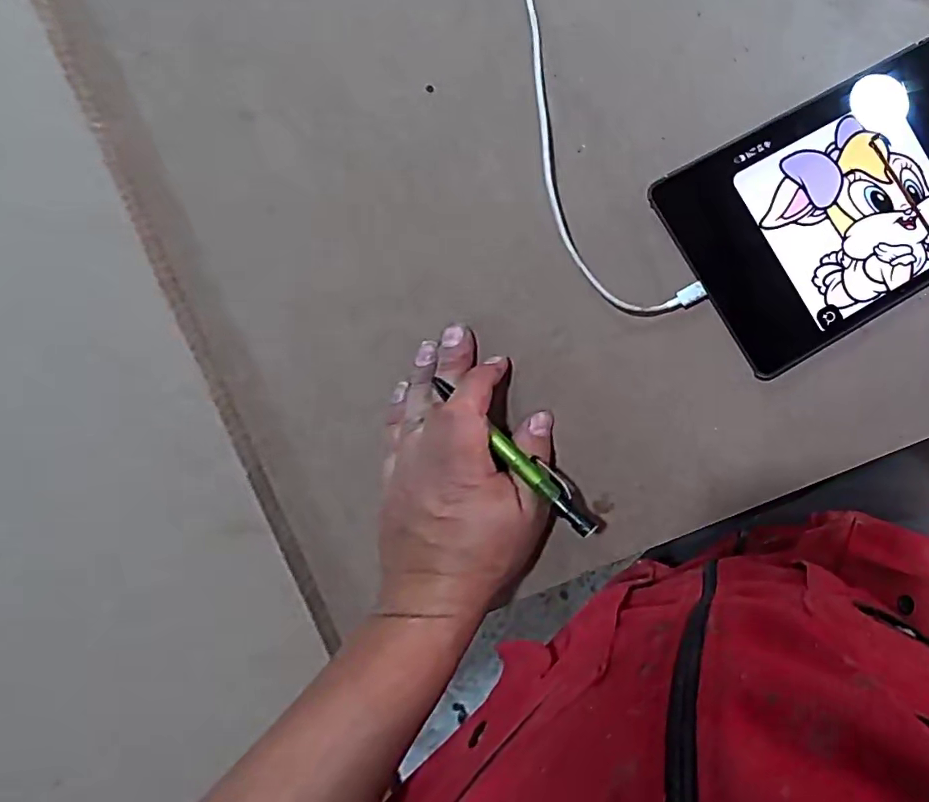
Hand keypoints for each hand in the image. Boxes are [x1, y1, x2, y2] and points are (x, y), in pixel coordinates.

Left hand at [377, 325, 551, 622]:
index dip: (485, 377)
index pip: (470, 401)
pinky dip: (399, 408)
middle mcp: (426, 455)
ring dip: (421, 377)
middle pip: (436, 397)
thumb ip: (533, 457)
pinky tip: (403, 394)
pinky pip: (393, 433)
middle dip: (447, 361)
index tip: (501, 363)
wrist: (428, 597)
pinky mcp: (391, 482)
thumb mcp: (527, 509)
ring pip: (410, 410)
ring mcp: (403, 467)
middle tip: (454, 331)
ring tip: (426, 350)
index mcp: (461, 458)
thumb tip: (538, 416)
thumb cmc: (485, 554)